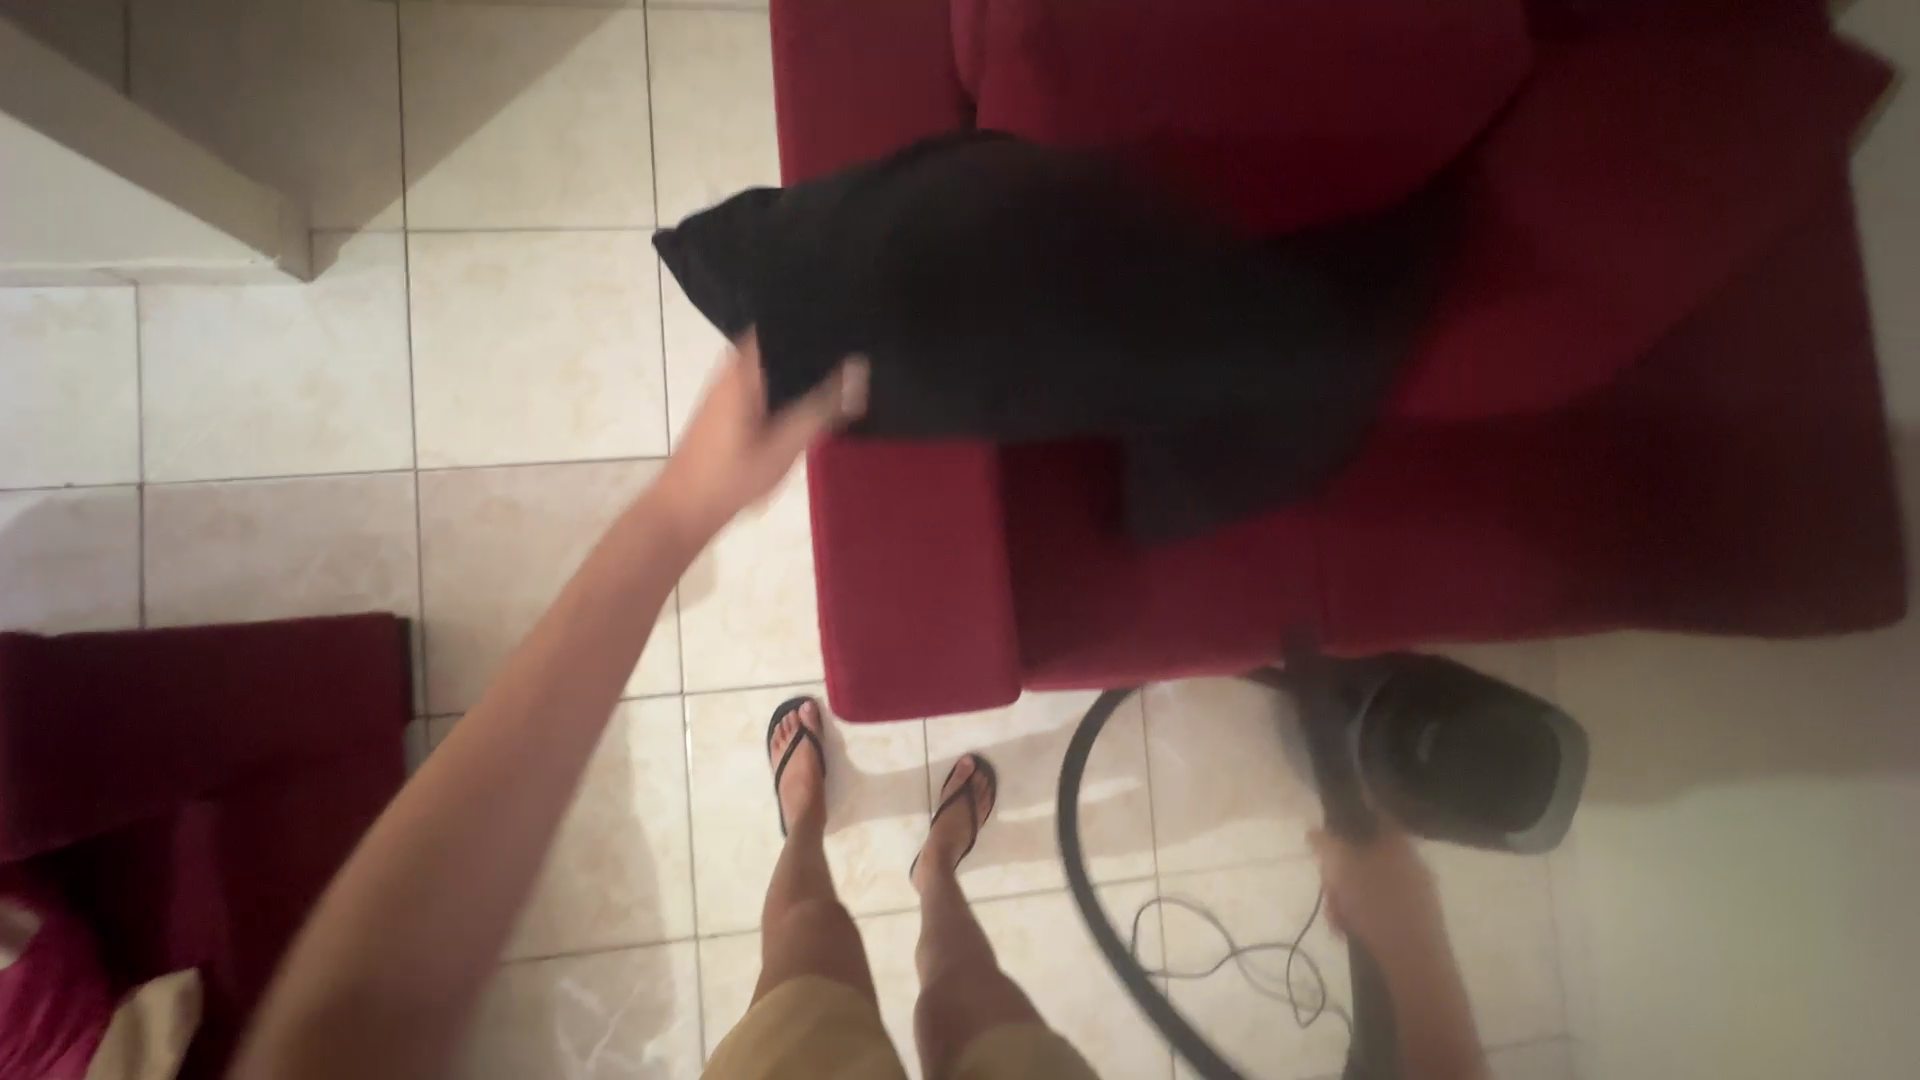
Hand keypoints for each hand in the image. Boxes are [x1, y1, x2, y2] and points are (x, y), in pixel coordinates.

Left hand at [654, 333, 867, 542]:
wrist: (685, 510)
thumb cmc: (732, 477)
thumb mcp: (785, 444)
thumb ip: (822, 407)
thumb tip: (858, 370)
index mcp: (743, 368)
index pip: (782, 325)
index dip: (815, 323)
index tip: (850, 325)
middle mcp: (732, 369)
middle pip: (781, 345)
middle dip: (815, 350)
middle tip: (855, 355)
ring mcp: (728, 390)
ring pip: (774, 368)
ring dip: (804, 373)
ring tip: (845, 375)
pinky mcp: (729, 410)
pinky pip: (766, 386)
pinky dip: (790, 391)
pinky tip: (814, 406)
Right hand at [1308, 824, 1446, 960]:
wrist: (1417, 963)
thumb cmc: (1377, 905)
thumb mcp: (1341, 868)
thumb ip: (1325, 844)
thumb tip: (1314, 831)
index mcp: (1396, 841)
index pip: (1370, 813)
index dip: (1345, 818)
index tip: (1327, 835)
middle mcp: (1410, 860)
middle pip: (1363, 852)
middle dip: (1340, 870)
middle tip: (1329, 889)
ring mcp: (1417, 889)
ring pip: (1368, 880)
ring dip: (1347, 895)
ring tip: (1337, 918)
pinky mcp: (1417, 915)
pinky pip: (1381, 902)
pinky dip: (1362, 911)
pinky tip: (1349, 929)